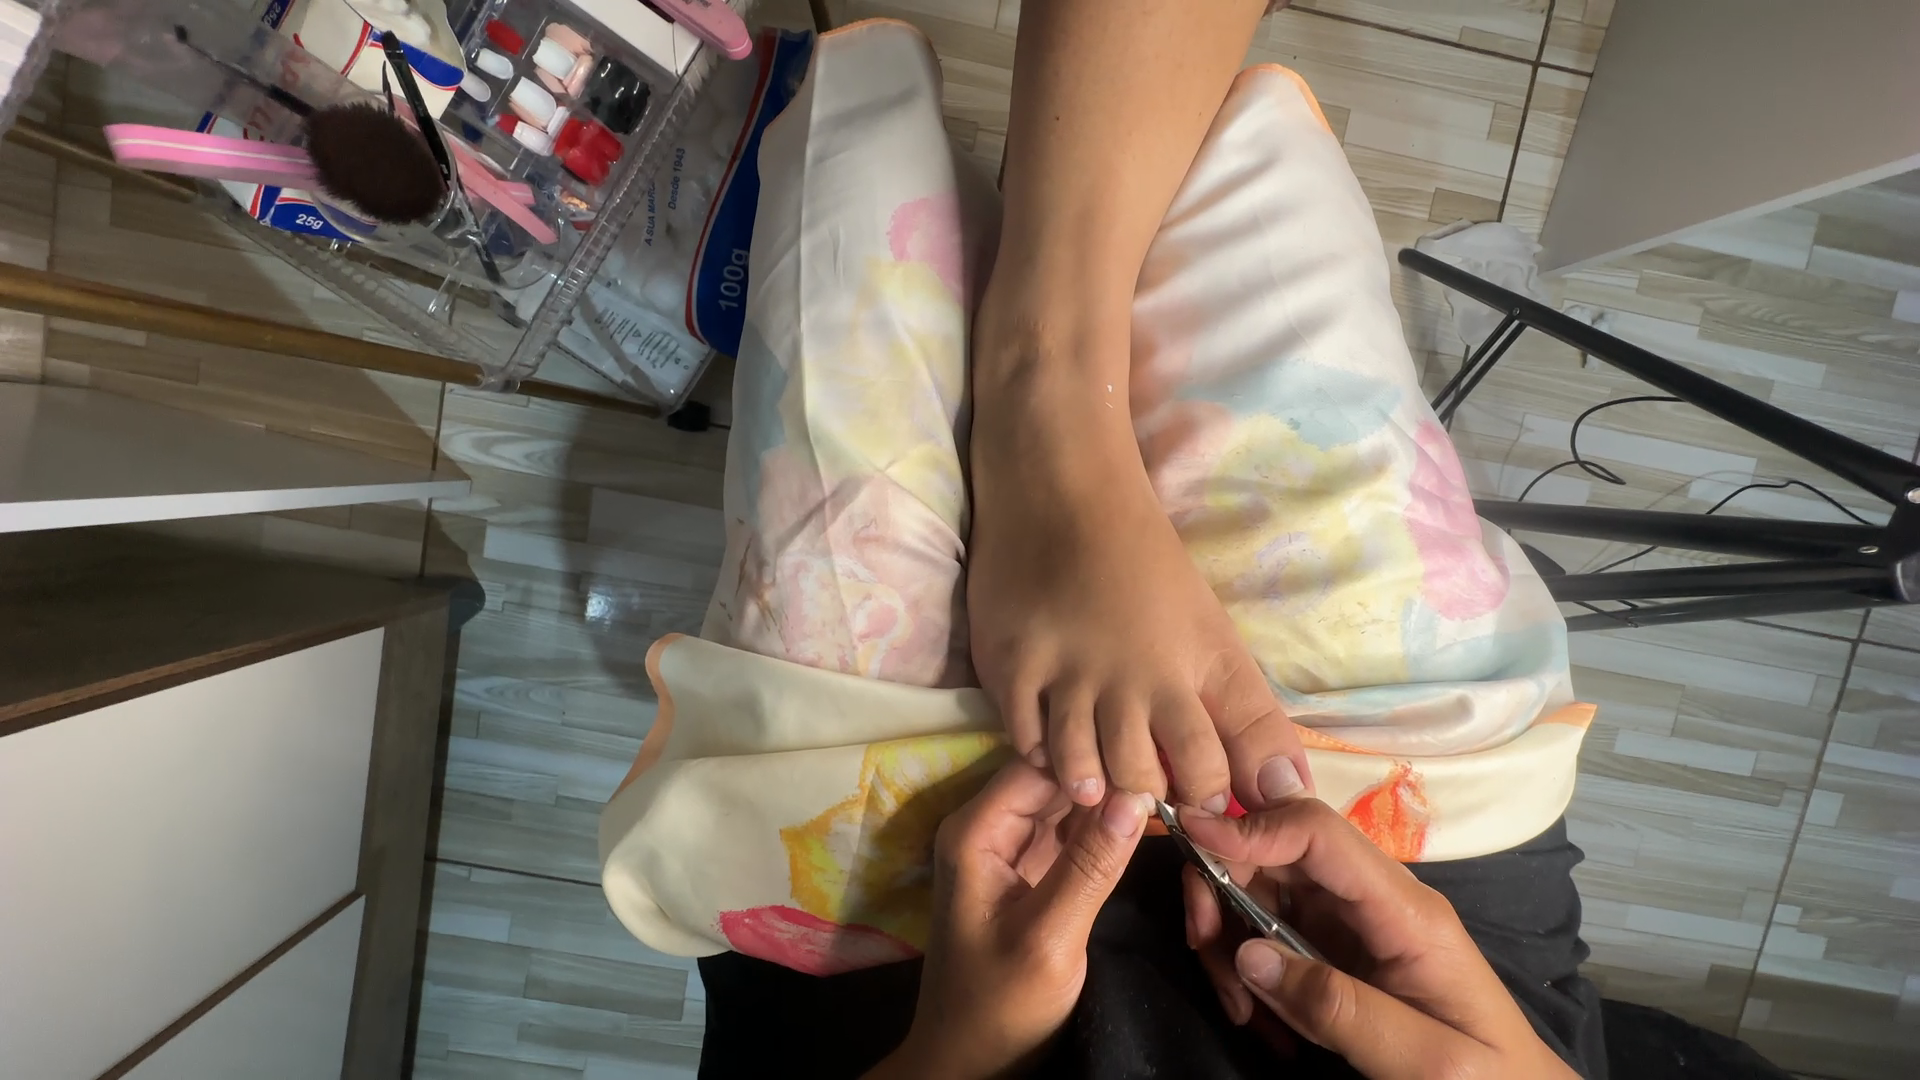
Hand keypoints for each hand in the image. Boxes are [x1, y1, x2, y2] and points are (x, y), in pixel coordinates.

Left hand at [871, 760, 1149, 1079]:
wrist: (969, 1062)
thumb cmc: (999, 1005)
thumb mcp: (1049, 938)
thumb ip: (1090, 866)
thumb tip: (1135, 796)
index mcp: (976, 830)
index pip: (1039, 765)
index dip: (1092, 757)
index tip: (1150, 757)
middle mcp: (988, 825)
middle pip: (1052, 776)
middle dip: (1105, 772)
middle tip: (1168, 768)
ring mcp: (1009, 845)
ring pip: (1064, 800)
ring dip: (1108, 797)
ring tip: (1165, 783)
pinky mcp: (1031, 867)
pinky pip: (1069, 829)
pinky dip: (1103, 824)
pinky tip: (1144, 815)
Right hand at [967, 326, 1311, 814]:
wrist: (1061, 495)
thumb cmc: (1144, 560)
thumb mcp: (1213, 631)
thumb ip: (1249, 715)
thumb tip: (1287, 791)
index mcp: (1187, 670)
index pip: (1209, 773)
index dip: (1207, 798)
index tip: (1196, 794)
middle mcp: (1128, 680)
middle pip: (1141, 780)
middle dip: (1147, 795)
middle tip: (1139, 784)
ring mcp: (1063, 674)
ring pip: (1082, 772)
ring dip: (1094, 782)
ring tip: (1097, 776)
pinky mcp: (1010, 667)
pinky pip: (1025, 743)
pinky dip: (1042, 754)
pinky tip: (1052, 739)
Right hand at [1179, 799, 1578, 1078]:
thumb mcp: (1432, 1067)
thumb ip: (1342, 1010)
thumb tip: (1250, 956)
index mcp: (1402, 907)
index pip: (1317, 831)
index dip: (1251, 825)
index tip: (1191, 833)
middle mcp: (1367, 897)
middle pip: (1272, 852)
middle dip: (1222, 886)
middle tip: (1202, 944)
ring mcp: (1343, 919)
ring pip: (1255, 888)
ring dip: (1226, 934)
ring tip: (1236, 1006)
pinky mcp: (1325, 945)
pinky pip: (1260, 930)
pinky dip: (1240, 962)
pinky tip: (1253, 1013)